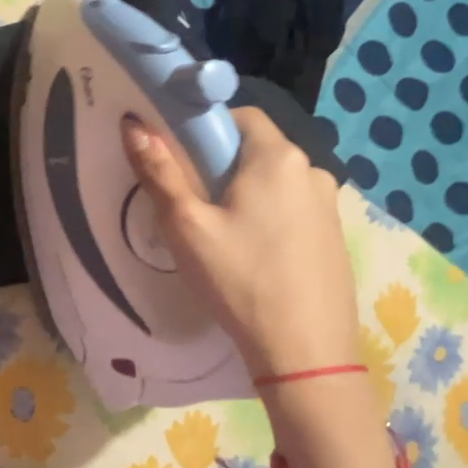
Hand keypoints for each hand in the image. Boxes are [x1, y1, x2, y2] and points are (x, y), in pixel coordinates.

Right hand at [122, 106, 356, 378]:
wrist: (305, 353)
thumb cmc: (238, 279)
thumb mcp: (185, 224)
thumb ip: (159, 170)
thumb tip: (132, 123)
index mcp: (277, 157)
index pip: (238, 114)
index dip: (202, 128)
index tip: (176, 158)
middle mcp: (312, 170)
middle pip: (255, 148)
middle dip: (218, 164)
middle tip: (188, 201)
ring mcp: (330, 205)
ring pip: (271, 181)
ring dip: (242, 192)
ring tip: (216, 233)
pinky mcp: (334, 236)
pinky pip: (290, 208)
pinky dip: (265, 216)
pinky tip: (248, 254)